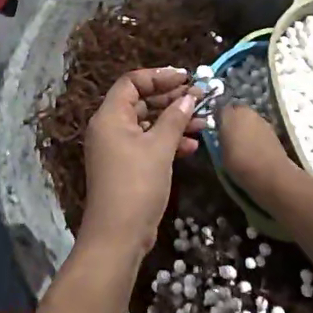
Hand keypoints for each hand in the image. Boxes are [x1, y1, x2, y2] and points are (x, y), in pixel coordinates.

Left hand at [80, 68, 203, 254]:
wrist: (118, 235)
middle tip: (199, 98)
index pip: (132, 82)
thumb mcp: (160, 148)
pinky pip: (148, 143)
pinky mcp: (126, 165)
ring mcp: (117, 147)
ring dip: (174, 121)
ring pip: (147, 123)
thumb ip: (175, 118)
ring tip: (203, 123)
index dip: (159, 77)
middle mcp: (110, 127)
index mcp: (110, 116)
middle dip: (171, 99)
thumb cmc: (137, 184)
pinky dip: (168, 141)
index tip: (186, 78)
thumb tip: (189, 97)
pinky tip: (192, 147)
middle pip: (140, 101)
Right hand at [216, 104, 297, 192]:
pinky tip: (254, 146)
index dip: (218, 119)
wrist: (271, 173)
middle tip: (229, 135)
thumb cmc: (240, 164)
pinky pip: (258, 126)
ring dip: (245, 125)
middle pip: (236, 110)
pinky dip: (255, 132)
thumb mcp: (221, 153)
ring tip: (242, 142)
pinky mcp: (272, 128)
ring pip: (248, 118)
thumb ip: (221, 139)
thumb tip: (222, 135)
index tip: (216, 130)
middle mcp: (245, 112)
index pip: (219, 110)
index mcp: (229, 116)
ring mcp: (260, 119)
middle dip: (232, 119)